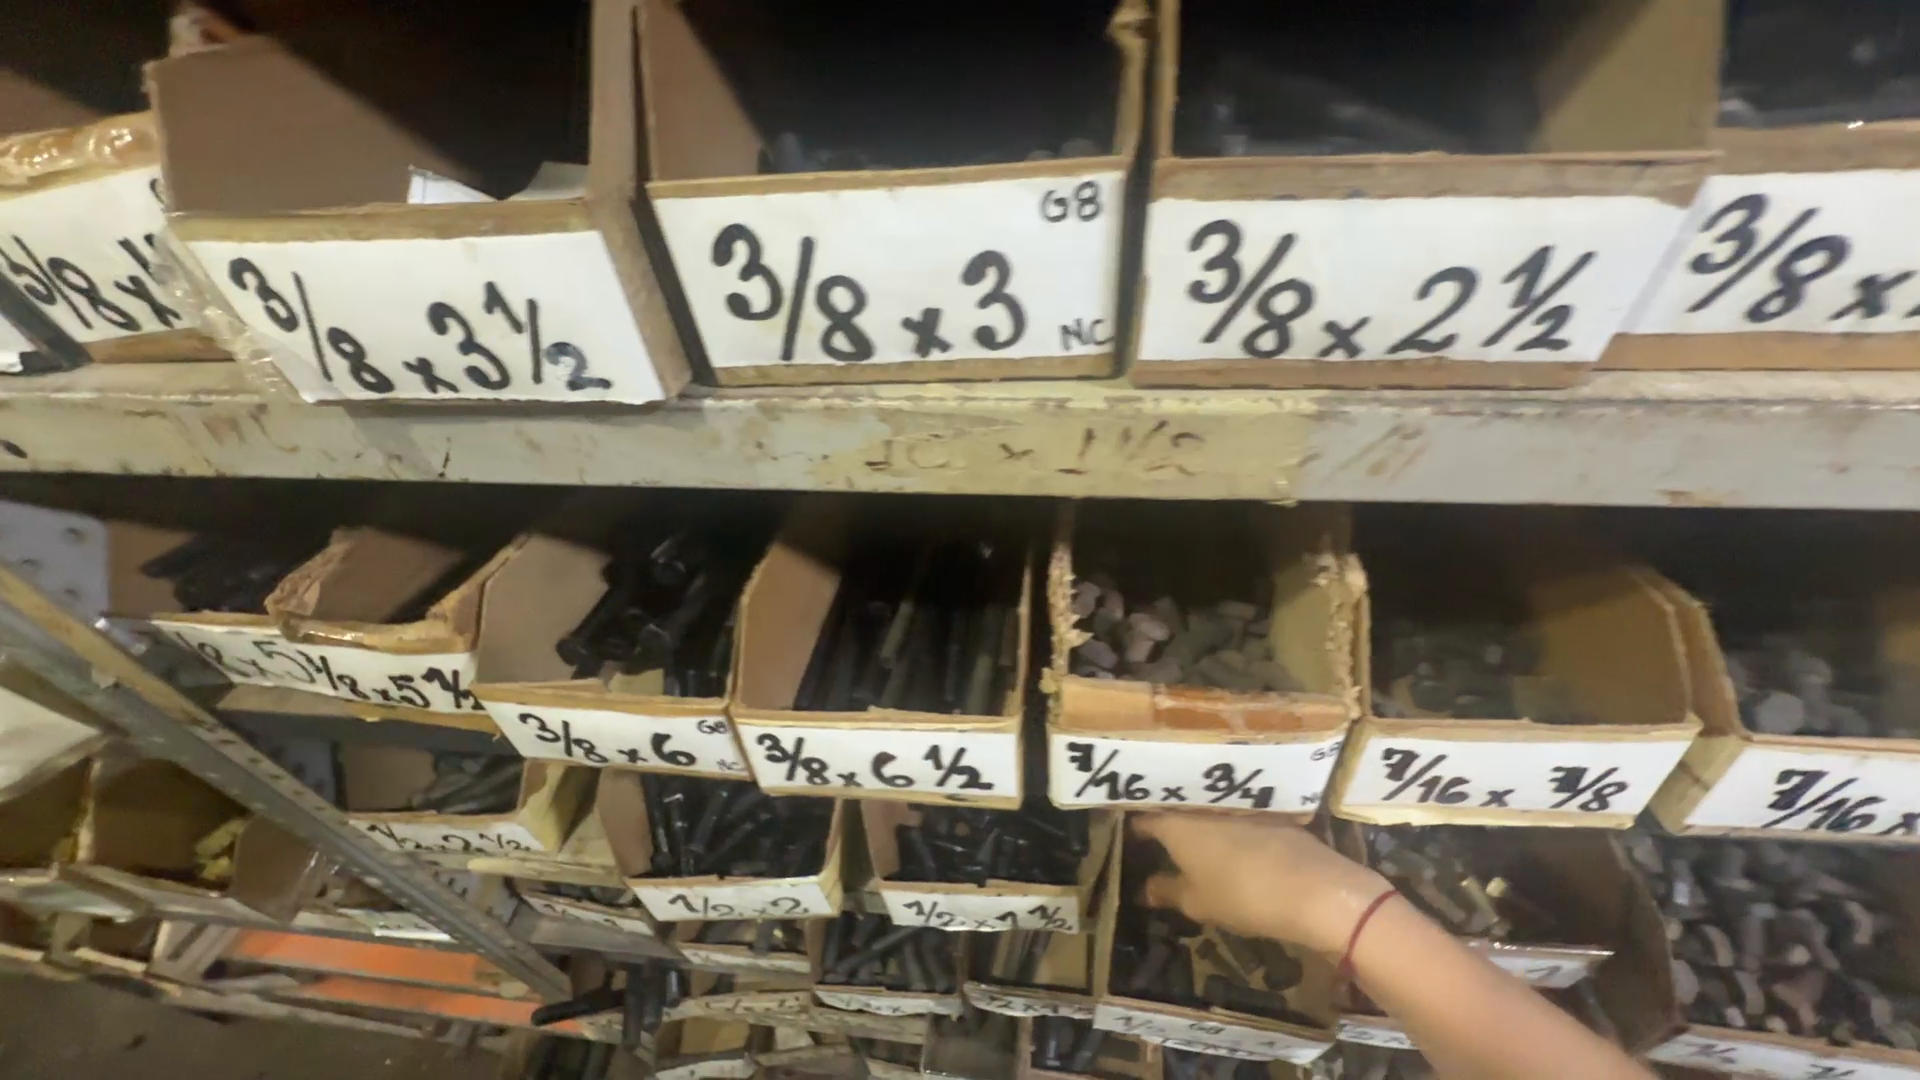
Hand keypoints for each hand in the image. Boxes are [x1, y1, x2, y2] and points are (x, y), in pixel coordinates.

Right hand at [1131, 813, 1391, 955]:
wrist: (1314, 889)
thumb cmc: (1242, 895)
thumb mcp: (1197, 903)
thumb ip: (1166, 892)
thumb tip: (1144, 889)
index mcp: (1174, 823)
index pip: (1140, 818)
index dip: (1131, 831)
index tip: (1126, 842)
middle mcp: (1199, 804)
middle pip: (1171, 808)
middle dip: (1162, 821)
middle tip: (1154, 844)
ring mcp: (1234, 805)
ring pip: (1203, 809)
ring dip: (1194, 823)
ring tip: (1189, 845)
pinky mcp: (1264, 811)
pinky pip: (1231, 814)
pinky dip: (1224, 826)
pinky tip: (1229, 846)